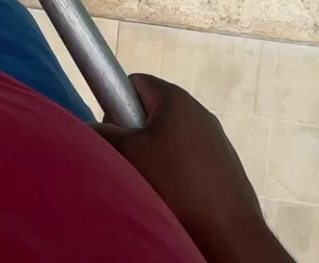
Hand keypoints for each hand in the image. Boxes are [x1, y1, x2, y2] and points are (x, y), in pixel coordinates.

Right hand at [96, 75, 293, 262]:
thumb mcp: (128, 154)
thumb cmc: (175, 185)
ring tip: (155, 183)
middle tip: (131, 160)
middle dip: (137, 133)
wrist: (229, 236)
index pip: (134, 83)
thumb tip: (88, 128)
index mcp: (176, 98)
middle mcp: (199, 111)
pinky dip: (179, 172)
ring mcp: (218, 140)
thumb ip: (103, 133)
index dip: (117, 103)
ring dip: (158, 154)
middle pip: (153, 111)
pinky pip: (192, 159)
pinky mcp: (228, 167)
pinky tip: (177, 197)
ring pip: (172, 138)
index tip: (116, 133)